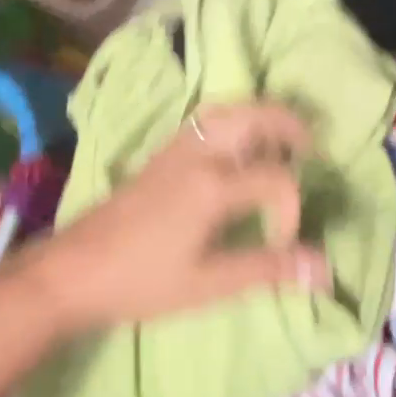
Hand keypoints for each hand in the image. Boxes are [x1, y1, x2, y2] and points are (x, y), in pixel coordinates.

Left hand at [17, 103, 331, 331]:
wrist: (71, 271)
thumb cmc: (141, 282)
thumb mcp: (209, 284)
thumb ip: (267, 270)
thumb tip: (323, 269)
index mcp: (212, 186)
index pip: (276, 178)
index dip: (293, 210)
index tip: (283, 244)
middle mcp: (196, 156)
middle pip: (253, 116)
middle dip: (288, 125)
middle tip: (310, 148)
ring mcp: (174, 151)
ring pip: (226, 112)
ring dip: (259, 118)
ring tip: (278, 143)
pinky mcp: (158, 157)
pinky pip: (205, 123)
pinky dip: (233, 124)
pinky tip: (236, 152)